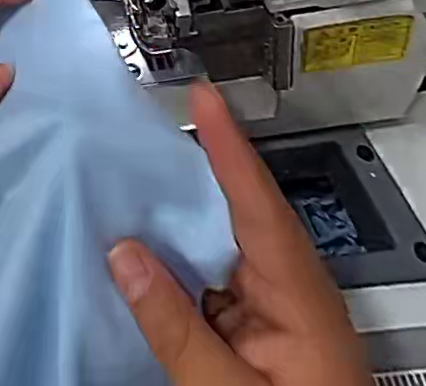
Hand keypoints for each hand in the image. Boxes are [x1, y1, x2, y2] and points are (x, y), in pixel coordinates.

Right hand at [108, 82, 370, 384]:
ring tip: (140, 158)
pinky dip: (177, 241)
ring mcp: (273, 306)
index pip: (259, 202)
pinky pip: (209, 263)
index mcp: (301, 299)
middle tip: (157, 114)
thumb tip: (123, 254)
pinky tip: (147, 234)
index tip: (203, 95)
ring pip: (222, 233)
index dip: (227, 144)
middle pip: (240, 206)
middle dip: (201, 156)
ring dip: (183, 198)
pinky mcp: (255, 324)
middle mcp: (290, 290)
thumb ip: (177, 330)